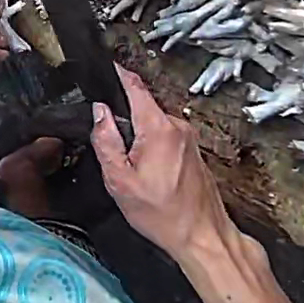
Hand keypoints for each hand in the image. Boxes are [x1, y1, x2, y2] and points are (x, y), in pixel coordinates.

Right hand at [91, 64, 239, 264]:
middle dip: (123, 117)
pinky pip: (164, 136)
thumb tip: (99, 112)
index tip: (109, 64)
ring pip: (152, 123)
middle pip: (142, 106)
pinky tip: (146, 171)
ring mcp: (188, 139)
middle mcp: (178, 128)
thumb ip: (105, 139)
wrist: (204, 238)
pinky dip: (150, 145)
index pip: (136, 88)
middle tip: (110, 143)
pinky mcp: (193, 151)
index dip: (120, 73)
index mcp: (158, 129)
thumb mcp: (119, 178)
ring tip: (130, 166)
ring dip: (137, 135)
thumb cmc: (162, 213)